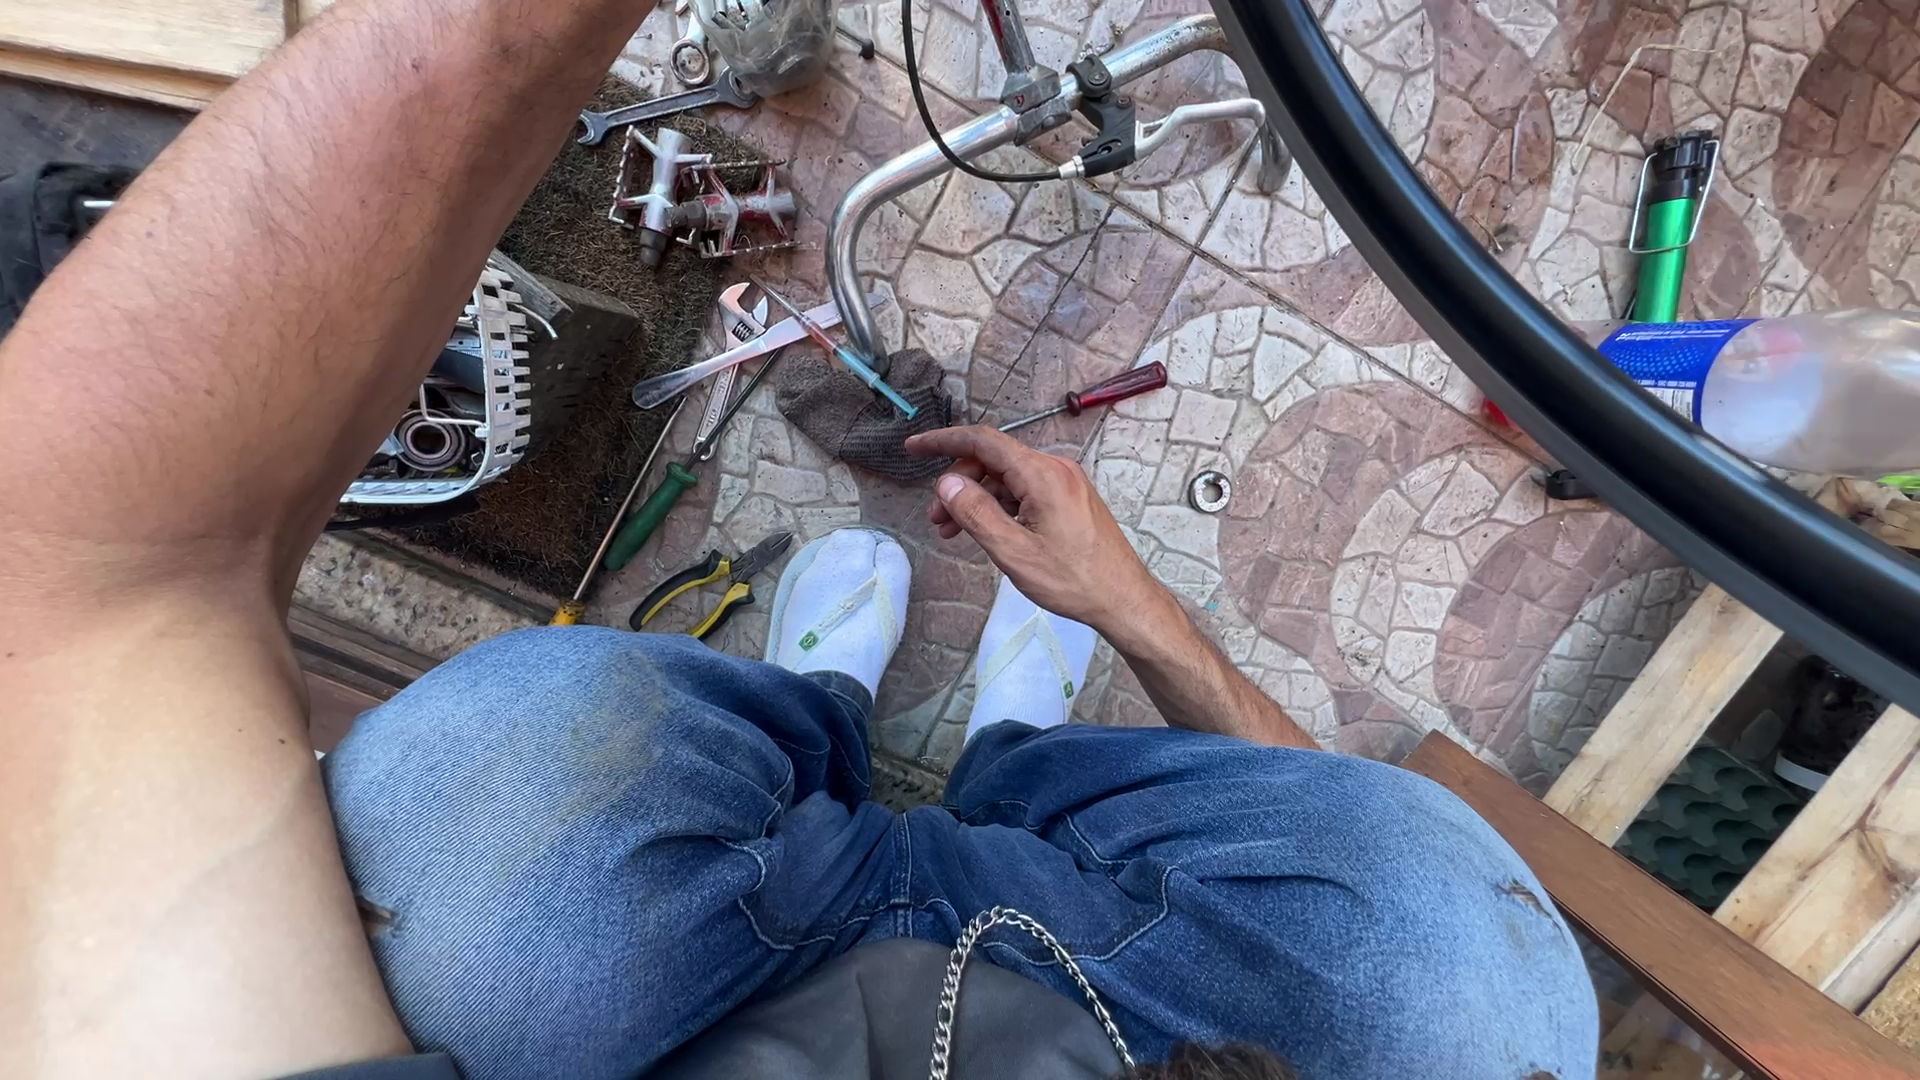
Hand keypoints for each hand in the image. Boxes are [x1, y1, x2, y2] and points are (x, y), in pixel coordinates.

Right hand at [905, 425, 1171, 641]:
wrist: (1124, 598)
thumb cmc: (1073, 580)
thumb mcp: (1015, 552)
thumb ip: (977, 514)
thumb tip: (947, 483)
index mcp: (1042, 474)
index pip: (982, 442)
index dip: (943, 441)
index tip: (913, 448)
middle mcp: (1055, 469)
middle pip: (993, 461)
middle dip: (959, 483)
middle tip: (936, 519)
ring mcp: (1065, 483)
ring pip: (1007, 478)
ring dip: (977, 498)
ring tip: (954, 531)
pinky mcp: (1069, 498)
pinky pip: (1024, 490)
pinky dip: (999, 506)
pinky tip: (987, 531)